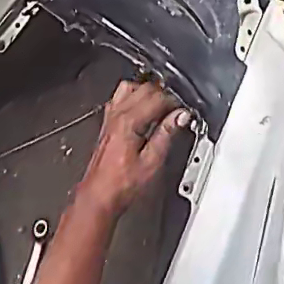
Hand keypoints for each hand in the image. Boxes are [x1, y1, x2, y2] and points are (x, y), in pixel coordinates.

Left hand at [74, 80, 189, 221]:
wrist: (98, 196)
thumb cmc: (120, 184)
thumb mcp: (152, 162)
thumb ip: (166, 134)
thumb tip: (181, 116)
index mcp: (128, 122)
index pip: (158, 98)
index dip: (175, 102)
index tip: (184, 111)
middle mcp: (117, 115)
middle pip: (145, 88)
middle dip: (165, 95)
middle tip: (177, 109)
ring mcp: (110, 117)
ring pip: (131, 87)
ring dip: (149, 92)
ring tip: (161, 105)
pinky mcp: (107, 123)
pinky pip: (120, 97)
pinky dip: (134, 96)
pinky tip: (142, 108)